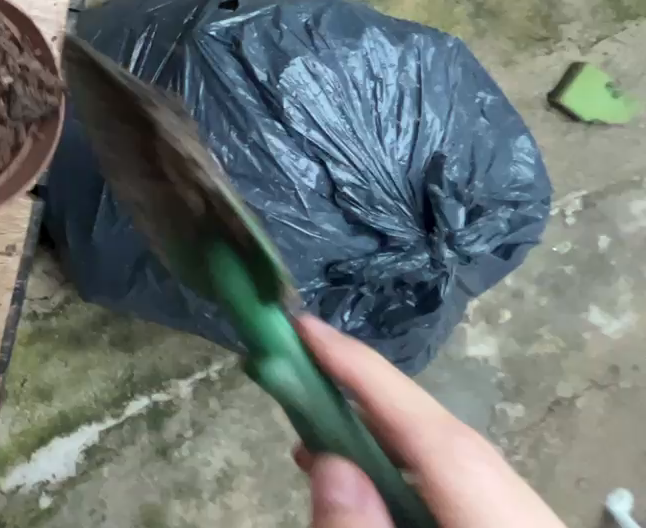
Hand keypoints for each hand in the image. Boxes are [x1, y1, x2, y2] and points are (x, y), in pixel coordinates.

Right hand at [295, 314, 565, 527]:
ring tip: (311, 420)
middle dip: (369, 394)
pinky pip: (473, 487)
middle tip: (293, 357)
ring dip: (381, 431)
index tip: (300, 322)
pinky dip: (410, 466)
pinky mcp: (517, 526)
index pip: (439, 437)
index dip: (367, 372)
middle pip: (454, 442)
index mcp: (508, 526)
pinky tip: (363, 469)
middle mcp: (536, 520)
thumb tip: (323, 458)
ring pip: (464, 463)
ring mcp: (533, 522)